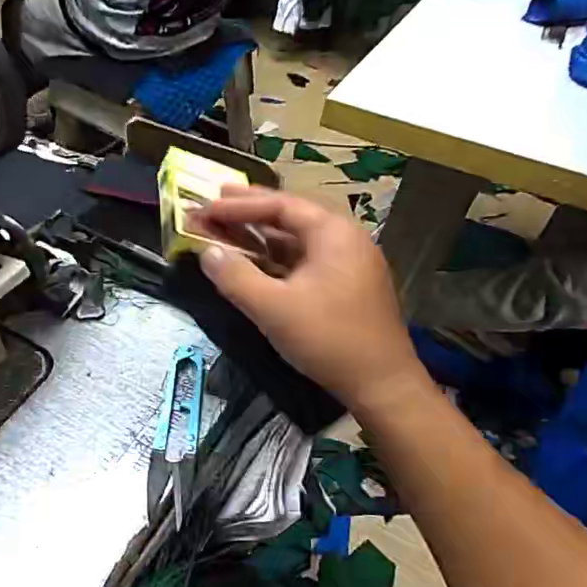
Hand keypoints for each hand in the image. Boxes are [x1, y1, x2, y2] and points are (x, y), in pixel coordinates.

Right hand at [192, 186, 428, 413]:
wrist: (382, 383)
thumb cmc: (328, 339)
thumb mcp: (273, 308)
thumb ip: (236, 277)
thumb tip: (207, 252)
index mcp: (332, 232)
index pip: (279, 205)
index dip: (238, 205)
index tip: (204, 205)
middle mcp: (345, 239)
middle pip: (291, 217)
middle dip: (250, 212)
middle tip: (215, 203)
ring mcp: (351, 264)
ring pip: (299, 242)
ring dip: (263, 238)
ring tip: (229, 231)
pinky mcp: (350, 288)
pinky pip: (308, 262)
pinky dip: (279, 261)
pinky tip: (258, 266)